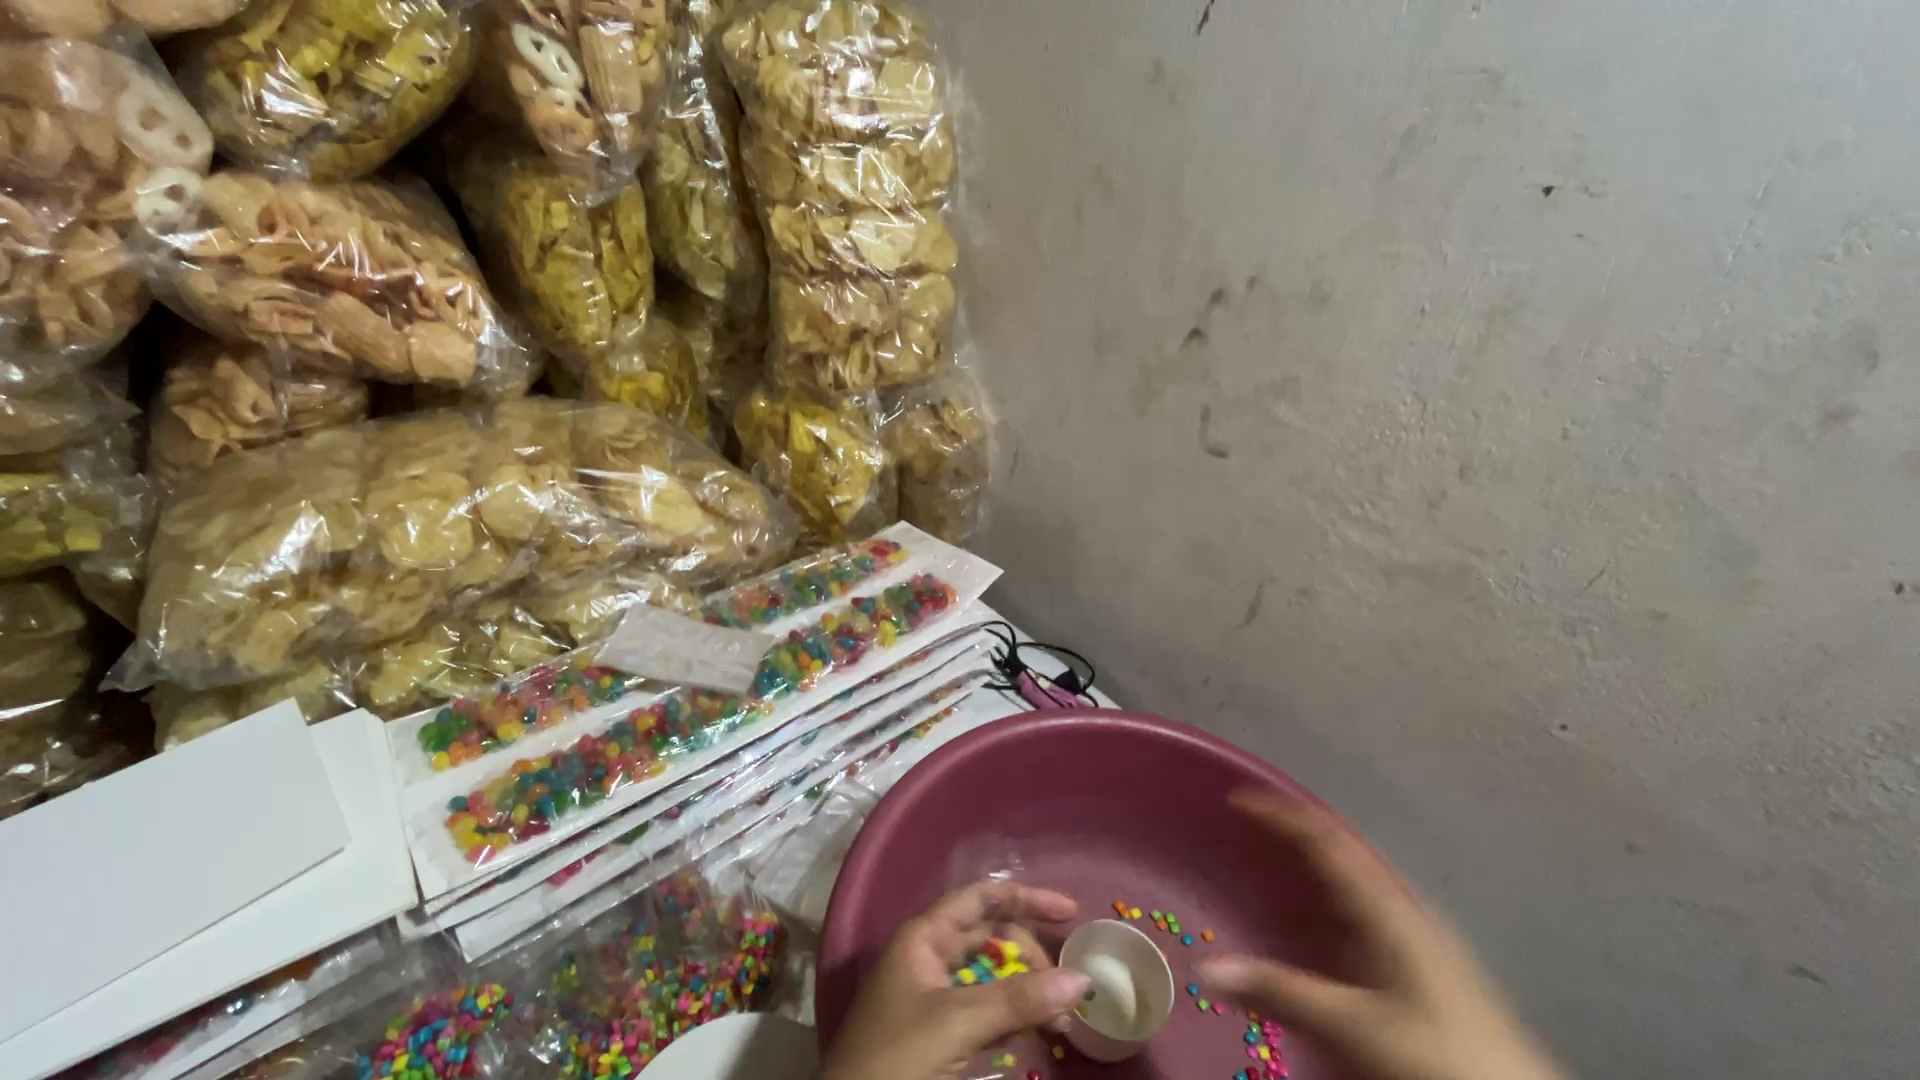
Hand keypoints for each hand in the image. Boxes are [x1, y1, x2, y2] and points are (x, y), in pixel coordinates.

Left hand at [821, 880, 1090, 1079]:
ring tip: (1060, 1018)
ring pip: (992, 978)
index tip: (1069, 911)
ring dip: (1027, 992)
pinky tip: (1038, 1032)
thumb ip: (1017, 1000)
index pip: (980, 899)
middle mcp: (930, 956)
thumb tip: (1080, 980)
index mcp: (924, 937)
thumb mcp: (957, 1023)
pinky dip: (1014, 1018)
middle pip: (991, 938)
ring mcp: (934, 996)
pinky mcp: (940, 1033)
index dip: (1025, 898)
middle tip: (1066, 987)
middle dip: (1031, 956)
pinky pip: (986, 1011)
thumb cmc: (896, 1056)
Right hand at [1199, 791, 1567, 1079]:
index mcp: (1387, 907)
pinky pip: (1358, 913)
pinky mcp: (1422, 966)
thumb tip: (1211, 968)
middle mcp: (1402, 909)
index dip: (1280, 814)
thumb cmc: (1439, 1055)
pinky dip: (1322, 906)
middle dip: (1289, 837)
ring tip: (1263, 872)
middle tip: (1242, 833)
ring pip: (1350, 884)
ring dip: (1305, 871)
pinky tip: (1308, 930)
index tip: (1237, 799)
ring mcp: (1416, 936)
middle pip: (1339, 853)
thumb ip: (1283, 993)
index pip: (1325, 840)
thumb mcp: (1353, 1028)